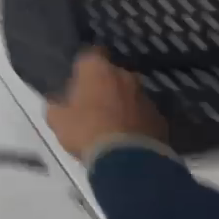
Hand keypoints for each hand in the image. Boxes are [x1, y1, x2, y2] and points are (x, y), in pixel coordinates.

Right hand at [45, 49, 167, 163]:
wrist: (131, 164)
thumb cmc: (86, 130)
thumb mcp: (56, 118)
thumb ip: (56, 104)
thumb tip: (58, 102)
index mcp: (96, 67)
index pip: (89, 55)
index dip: (83, 68)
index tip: (76, 80)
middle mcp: (124, 75)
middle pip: (112, 74)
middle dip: (104, 85)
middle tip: (93, 102)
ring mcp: (146, 98)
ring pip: (130, 95)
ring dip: (122, 104)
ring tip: (111, 123)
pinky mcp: (162, 121)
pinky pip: (144, 116)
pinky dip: (137, 122)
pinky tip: (127, 138)